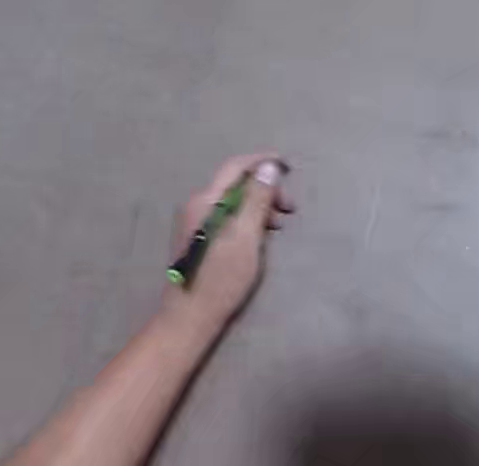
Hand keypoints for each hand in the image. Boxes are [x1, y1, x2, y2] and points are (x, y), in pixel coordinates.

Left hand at [159, 154, 292, 339]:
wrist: (189, 317)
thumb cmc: (222, 278)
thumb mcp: (246, 236)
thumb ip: (256, 199)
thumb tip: (267, 167)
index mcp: (206, 199)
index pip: (235, 167)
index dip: (261, 161)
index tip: (287, 165)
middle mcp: (196, 203)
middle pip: (234, 184)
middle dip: (263, 189)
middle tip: (289, 209)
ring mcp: (193, 220)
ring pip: (231, 201)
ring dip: (257, 205)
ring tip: (278, 226)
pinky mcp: (196, 237)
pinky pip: (224, 215)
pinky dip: (245, 218)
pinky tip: (258, 236)